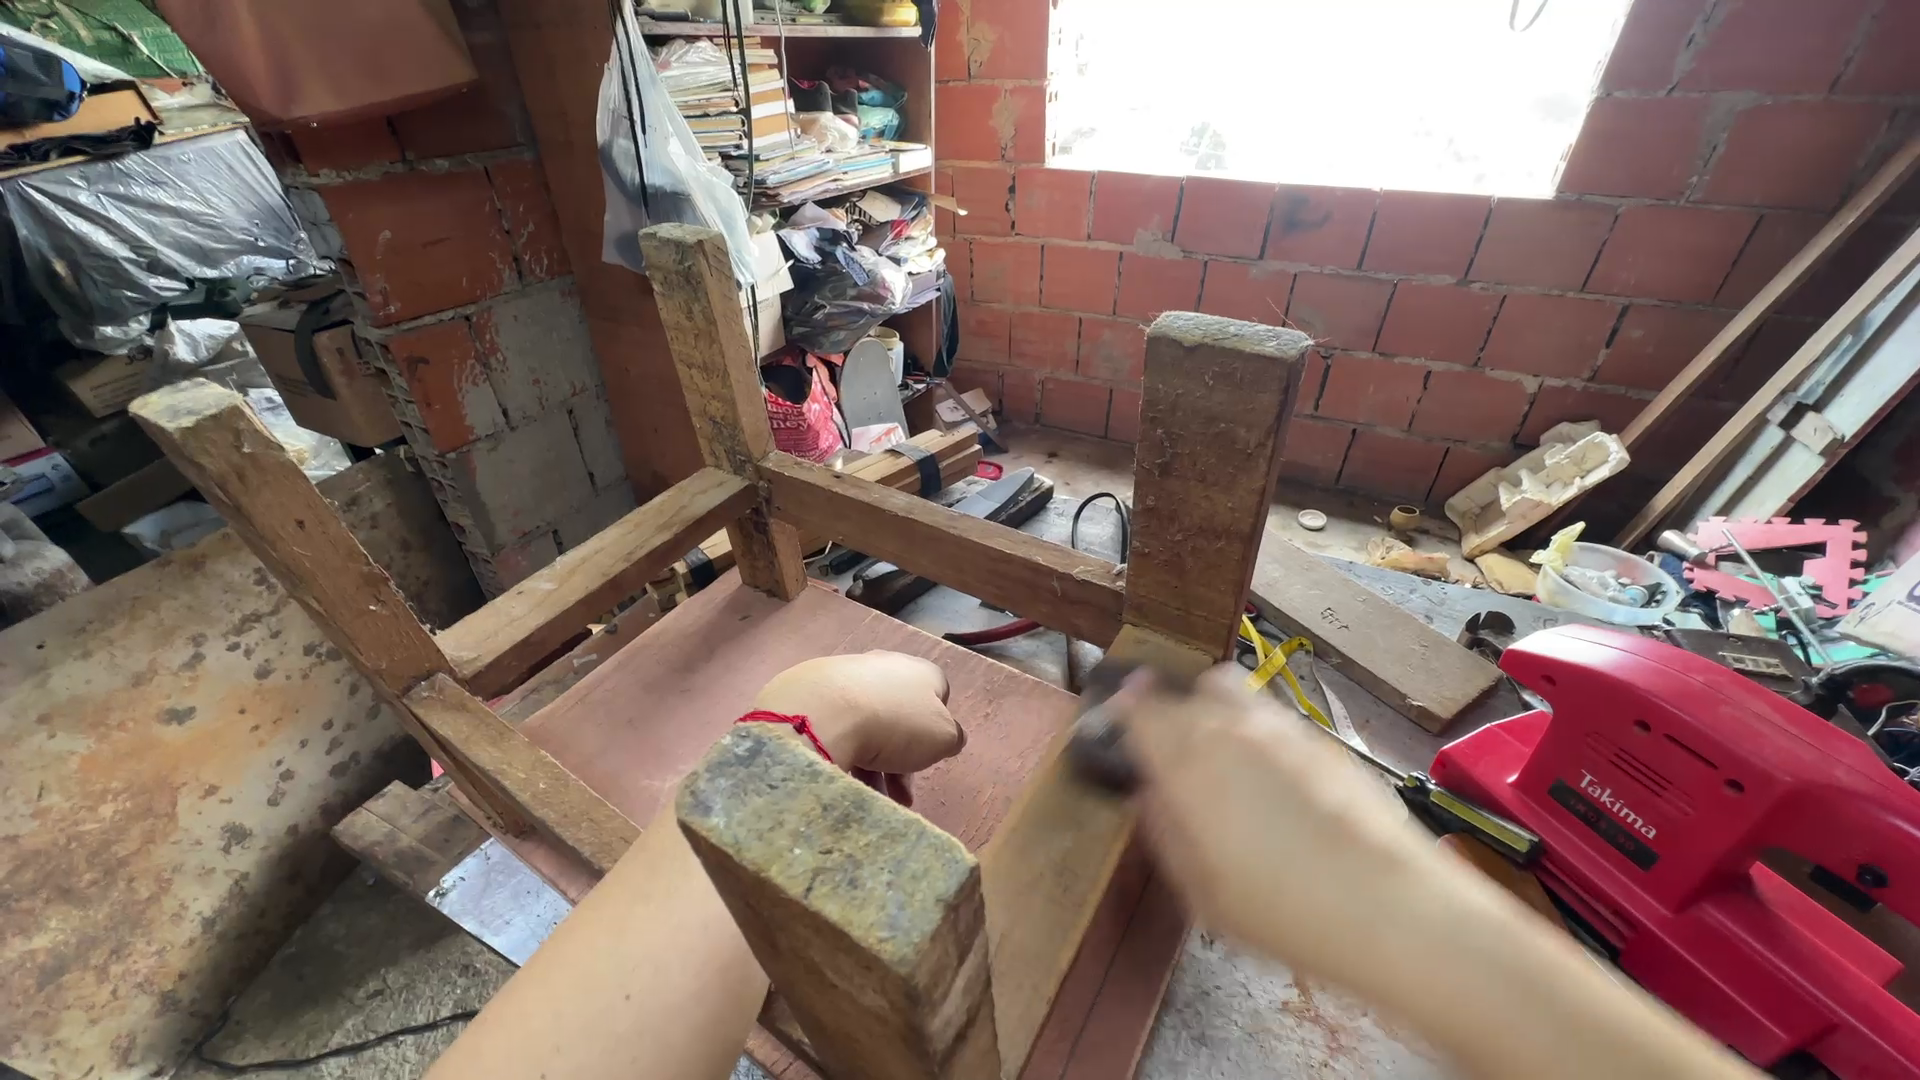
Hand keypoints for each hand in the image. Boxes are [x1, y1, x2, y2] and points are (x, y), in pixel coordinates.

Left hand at [750, 652, 964, 791]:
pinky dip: (844, 747)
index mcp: (922, 671)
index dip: (934, 728)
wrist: (826, 712)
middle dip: (901, 756)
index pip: (938, 696)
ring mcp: (848, 673)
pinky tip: (841, 772)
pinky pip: (838, 723)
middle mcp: (886, 664)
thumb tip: (948, 736)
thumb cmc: (896, 724)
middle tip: (899, 794)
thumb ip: (952, 737)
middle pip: (900, 714)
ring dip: (873, 760)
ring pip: (868, 723)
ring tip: (868, 795)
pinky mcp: (815, 687)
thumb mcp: (943, 738)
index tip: (926, 756)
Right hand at [1111, 664, 1442, 983]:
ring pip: (1231, 689)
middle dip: (1168, 705)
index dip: (1123, 709)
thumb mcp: (1200, 889)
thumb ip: (1164, 830)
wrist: (1395, 909)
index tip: (1117, 719)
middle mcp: (1230, 727)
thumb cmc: (1281, 909)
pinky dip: (1255, 729)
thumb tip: (1148, 794)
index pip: (1140, 708)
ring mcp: (1281, 727)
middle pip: (1187, 688)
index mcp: (1187, 758)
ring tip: (1220, 753)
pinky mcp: (1322, 740)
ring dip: (1213, 708)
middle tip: (1169, 742)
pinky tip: (1273, 779)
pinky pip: (1272, 716)